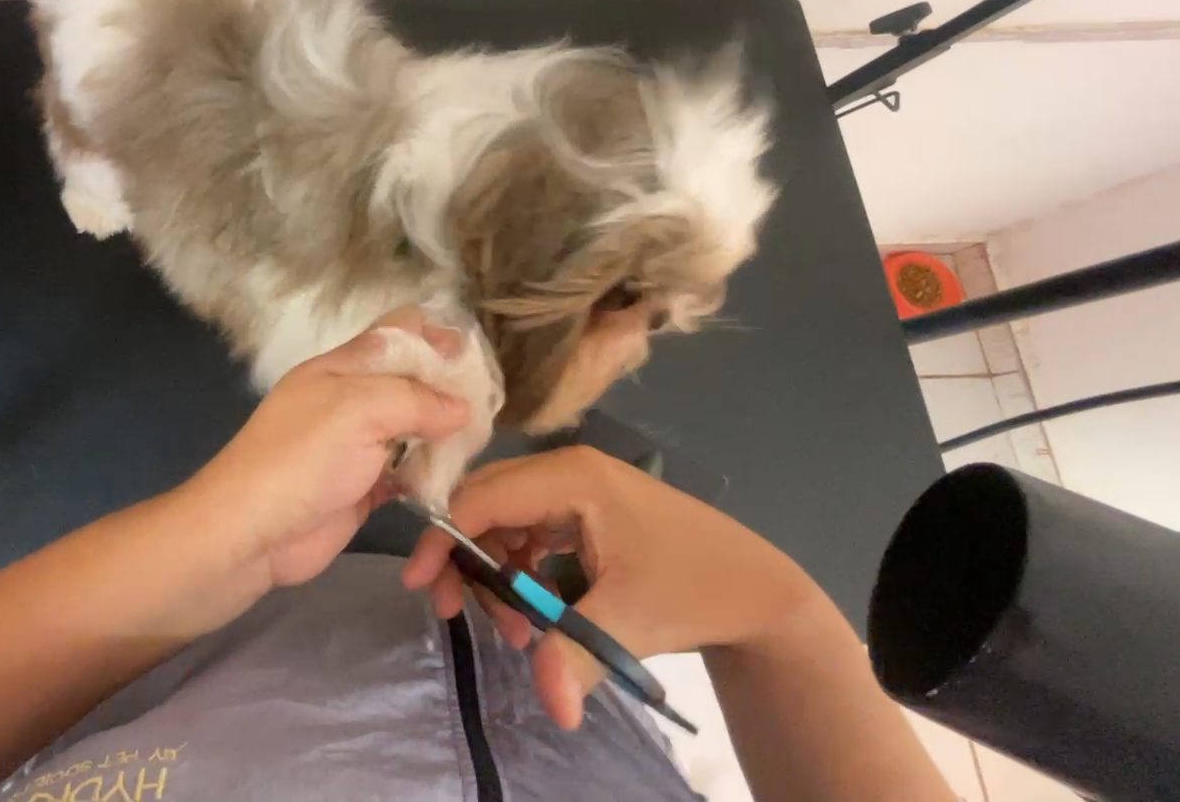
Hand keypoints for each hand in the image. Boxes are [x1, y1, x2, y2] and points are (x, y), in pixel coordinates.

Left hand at [182, 309, 470, 589]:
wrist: (252, 532)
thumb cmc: (302, 458)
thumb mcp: (358, 409)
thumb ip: (414, 399)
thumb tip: (461, 408)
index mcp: (342, 367)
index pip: (394, 333)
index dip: (434, 336)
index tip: (472, 359)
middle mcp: (350, 400)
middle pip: (408, 381)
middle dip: (446, 388)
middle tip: (487, 406)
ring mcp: (356, 446)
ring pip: (411, 428)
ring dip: (443, 433)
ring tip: (479, 441)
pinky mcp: (361, 487)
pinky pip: (405, 472)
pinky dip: (429, 473)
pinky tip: (453, 477)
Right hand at [401, 446, 825, 728]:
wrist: (760, 588)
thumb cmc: (697, 588)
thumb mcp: (634, 620)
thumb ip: (578, 654)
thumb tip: (549, 709)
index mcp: (572, 477)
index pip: (484, 497)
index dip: (444, 537)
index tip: (419, 583)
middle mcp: (564, 470)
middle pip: (484, 501)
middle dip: (462, 557)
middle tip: (452, 609)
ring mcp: (573, 487)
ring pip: (501, 517)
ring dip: (491, 570)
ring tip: (512, 630)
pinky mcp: (580, 510)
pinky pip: (525, 530)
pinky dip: (516, 569)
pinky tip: (533, 611)